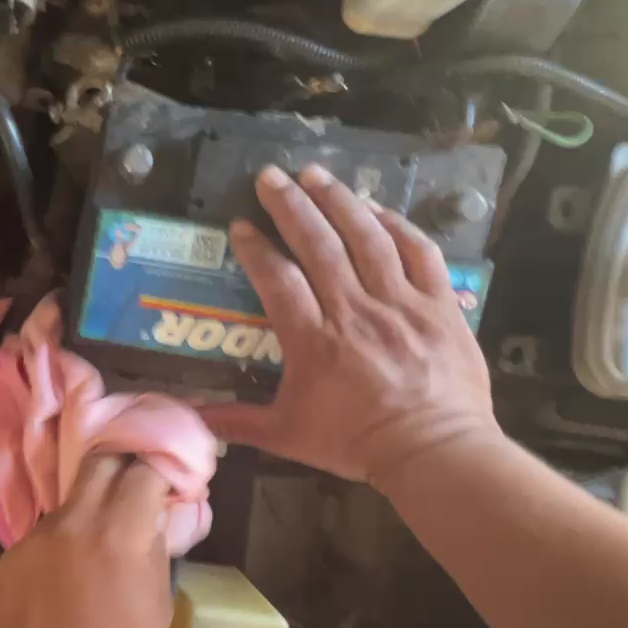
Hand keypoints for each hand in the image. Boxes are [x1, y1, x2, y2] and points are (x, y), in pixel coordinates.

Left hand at [0, 456, 172, 627]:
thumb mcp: (156, 608)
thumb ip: (155, 552)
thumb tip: (157, 516)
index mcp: (119, 534)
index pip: (142, 471)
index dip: (158, 469)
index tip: (167, 480)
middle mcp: (76, 521)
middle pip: (99, 462)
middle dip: (122, 465)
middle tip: (134, 485)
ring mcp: (40, 532)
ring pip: (72, 498)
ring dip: (92, 506)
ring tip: (102, 537)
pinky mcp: (16, 548)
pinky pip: (48, 530)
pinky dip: (65, 538)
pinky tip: (68, 570)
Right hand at [200, 164, 499, 485]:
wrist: (436, 453)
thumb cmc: (354, 442)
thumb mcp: (285, 436)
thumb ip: (235, 420)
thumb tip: (187, 416)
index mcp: (314, 341)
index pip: (278, 280)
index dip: (256, 248)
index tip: (240, 225)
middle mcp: (354, 312)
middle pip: (319, 245)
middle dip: (291, 206)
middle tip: (270, 176)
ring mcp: (401, 304)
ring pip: (367, 238)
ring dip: (339, 201)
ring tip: (316, 174)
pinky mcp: (439, 305)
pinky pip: (420, 252)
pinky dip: (397, 224)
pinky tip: (375, 207)